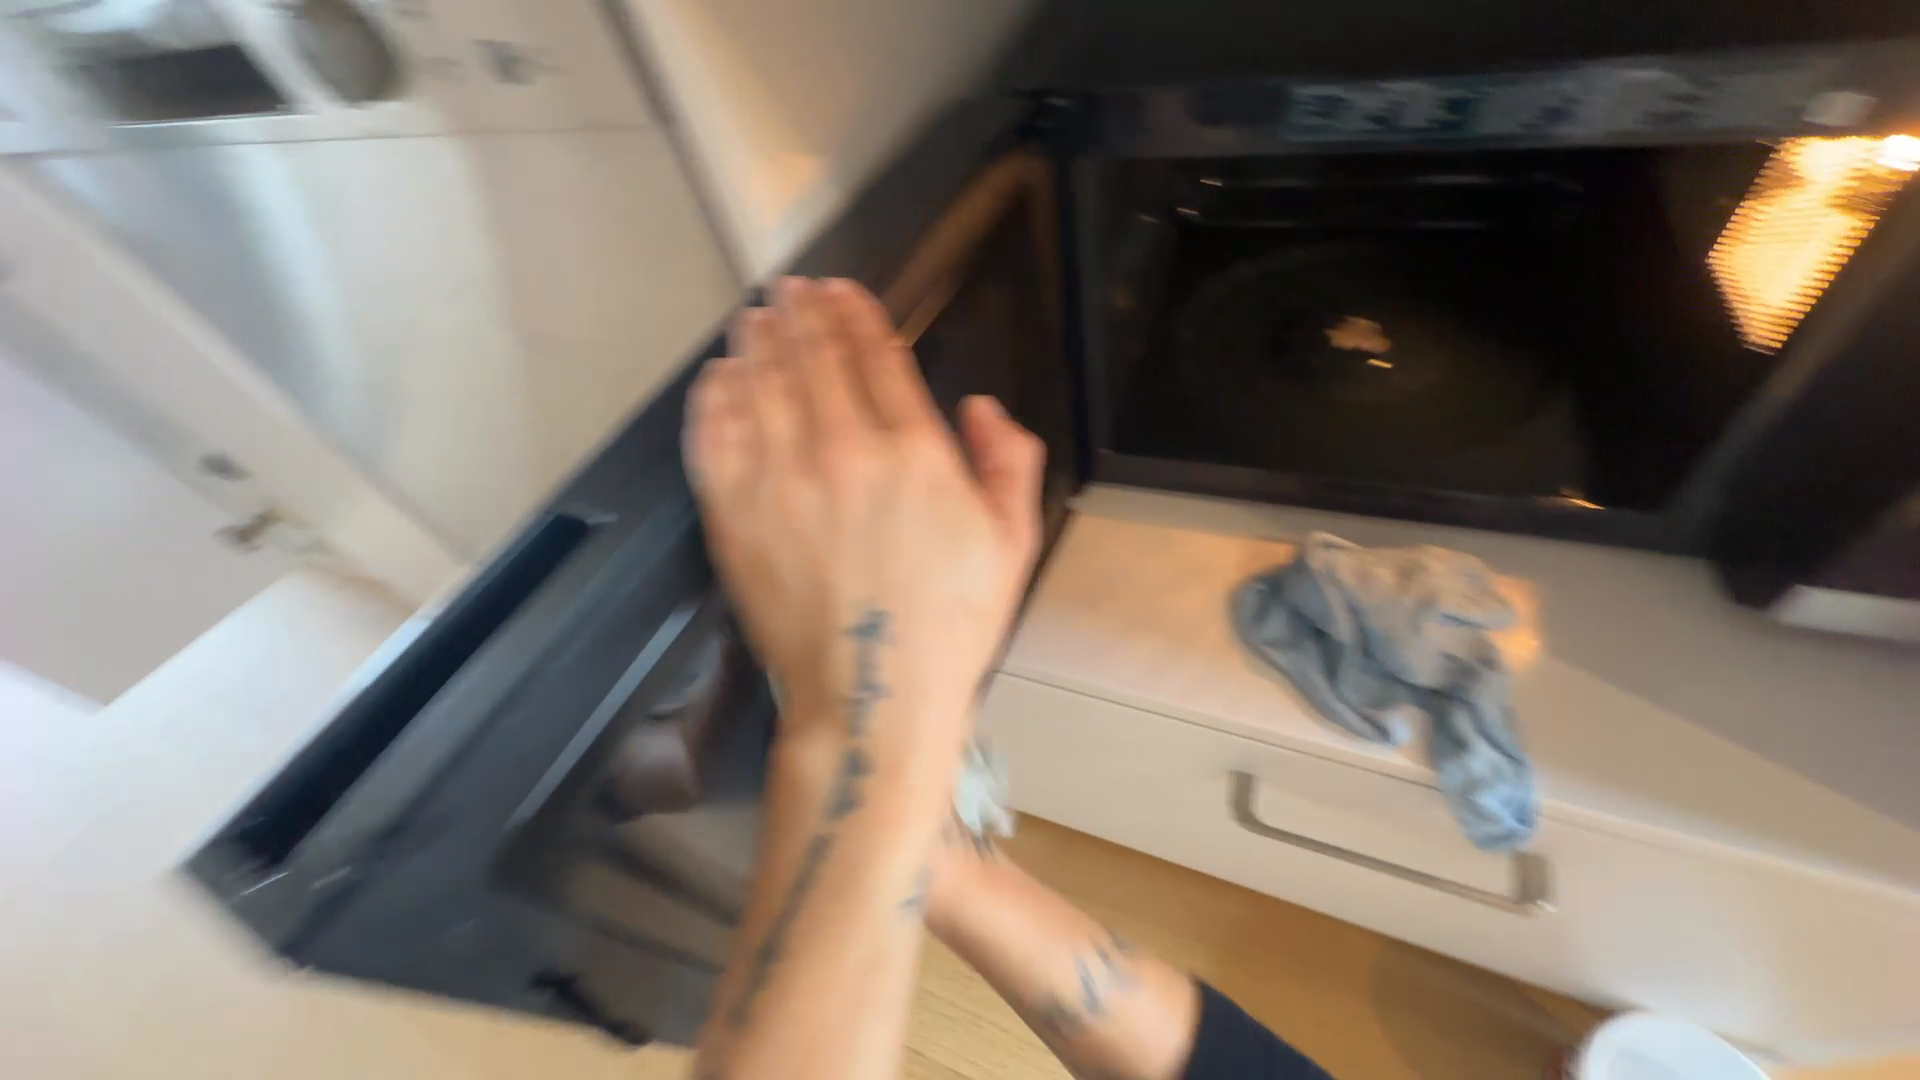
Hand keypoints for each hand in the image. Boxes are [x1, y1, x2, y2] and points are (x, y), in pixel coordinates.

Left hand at [683, 277, 1045, 764]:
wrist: (872, 696)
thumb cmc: (952, 624)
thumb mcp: (1014, 542)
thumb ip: (1008, 461)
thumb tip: (977, 405)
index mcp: (915, 453)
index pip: (877, 357)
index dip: (856, 314)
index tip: (839, 288)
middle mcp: (843, 452)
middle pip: (813, 360)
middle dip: (800, 314)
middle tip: (787, 287)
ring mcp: (779, 482)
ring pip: (760, 386)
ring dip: (756, 343)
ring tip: (753, 317)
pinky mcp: (733, 517)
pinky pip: (714, 438)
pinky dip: (714, 398)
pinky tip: (718, 377)